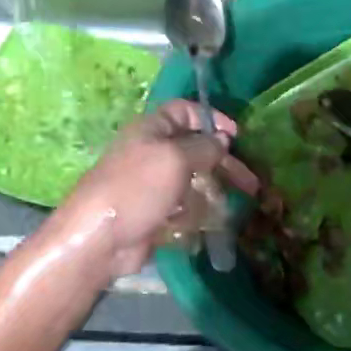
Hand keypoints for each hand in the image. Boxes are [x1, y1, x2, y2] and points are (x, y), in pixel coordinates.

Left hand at [49, 100, 258, 278]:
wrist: (99, 239)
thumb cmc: (137, 188)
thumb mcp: (175, 158)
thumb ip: (204, 146)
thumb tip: (223, 141)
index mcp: (152, 129)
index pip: (185, 111)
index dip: (212, 118)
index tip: (237, 136)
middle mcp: (152, 152)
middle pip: (195, 149)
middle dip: (224, 163)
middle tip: (251, 182)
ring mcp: (153, 185)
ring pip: (193, 181)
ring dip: (215, 190)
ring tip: (240, 203)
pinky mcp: (155, 213)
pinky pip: (184, 207)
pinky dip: (199, 212)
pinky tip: (214, 222)